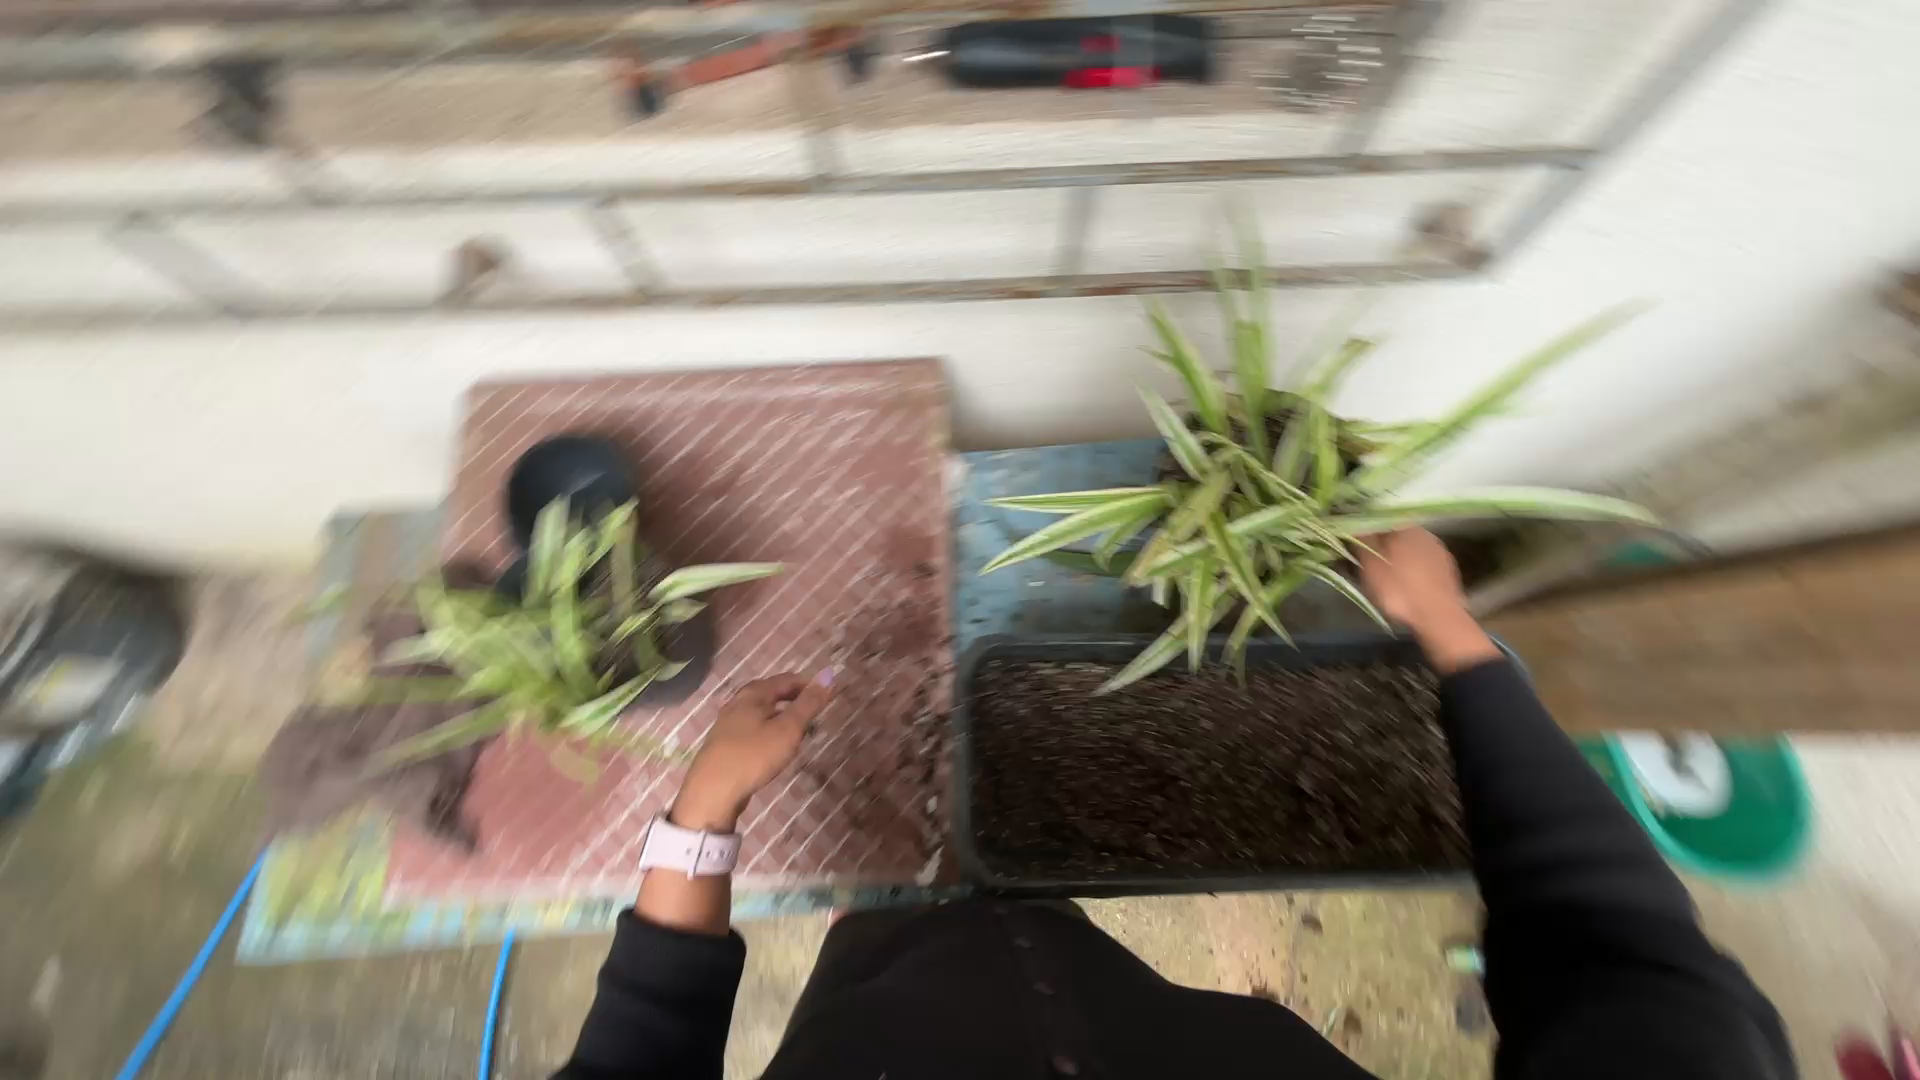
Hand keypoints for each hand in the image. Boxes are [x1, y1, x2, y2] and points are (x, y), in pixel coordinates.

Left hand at [673, 671, 834, 830]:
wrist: (712, 792)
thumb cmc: (753, 755)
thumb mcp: (788, 729)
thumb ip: (808, 703)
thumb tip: (828, 675)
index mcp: (753, 693)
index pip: (787, 679)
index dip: (809, 685)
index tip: (827, 697)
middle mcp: (738, 702)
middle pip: (772, 693)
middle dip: (795, 700)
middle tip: (814, 714)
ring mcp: (728, 722)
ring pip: (762, 711)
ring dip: (782, 716)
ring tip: (798, 730)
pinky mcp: (724, 742)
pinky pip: (753, 727)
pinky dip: (769, 729)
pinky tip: (774, 746)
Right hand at [1356, 528, 1500, 674]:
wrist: (1438, 617)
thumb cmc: (1398, 588)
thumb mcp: (1370, 564)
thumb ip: (1360, 540)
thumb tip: (1351, 522)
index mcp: (1405, 527)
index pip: (1378, 519)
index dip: (1362, 530)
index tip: (1350, 543)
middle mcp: (1426, 533)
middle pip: (1394, 534)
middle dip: (1378, 545)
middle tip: (1362, 562)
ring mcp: (1440, 552)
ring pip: (1408, 549)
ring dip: (1394, 557)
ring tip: (1382, 575)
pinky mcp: (1447, 570)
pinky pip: (1421, 563)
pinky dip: (1409, 569)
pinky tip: (1403, 584)